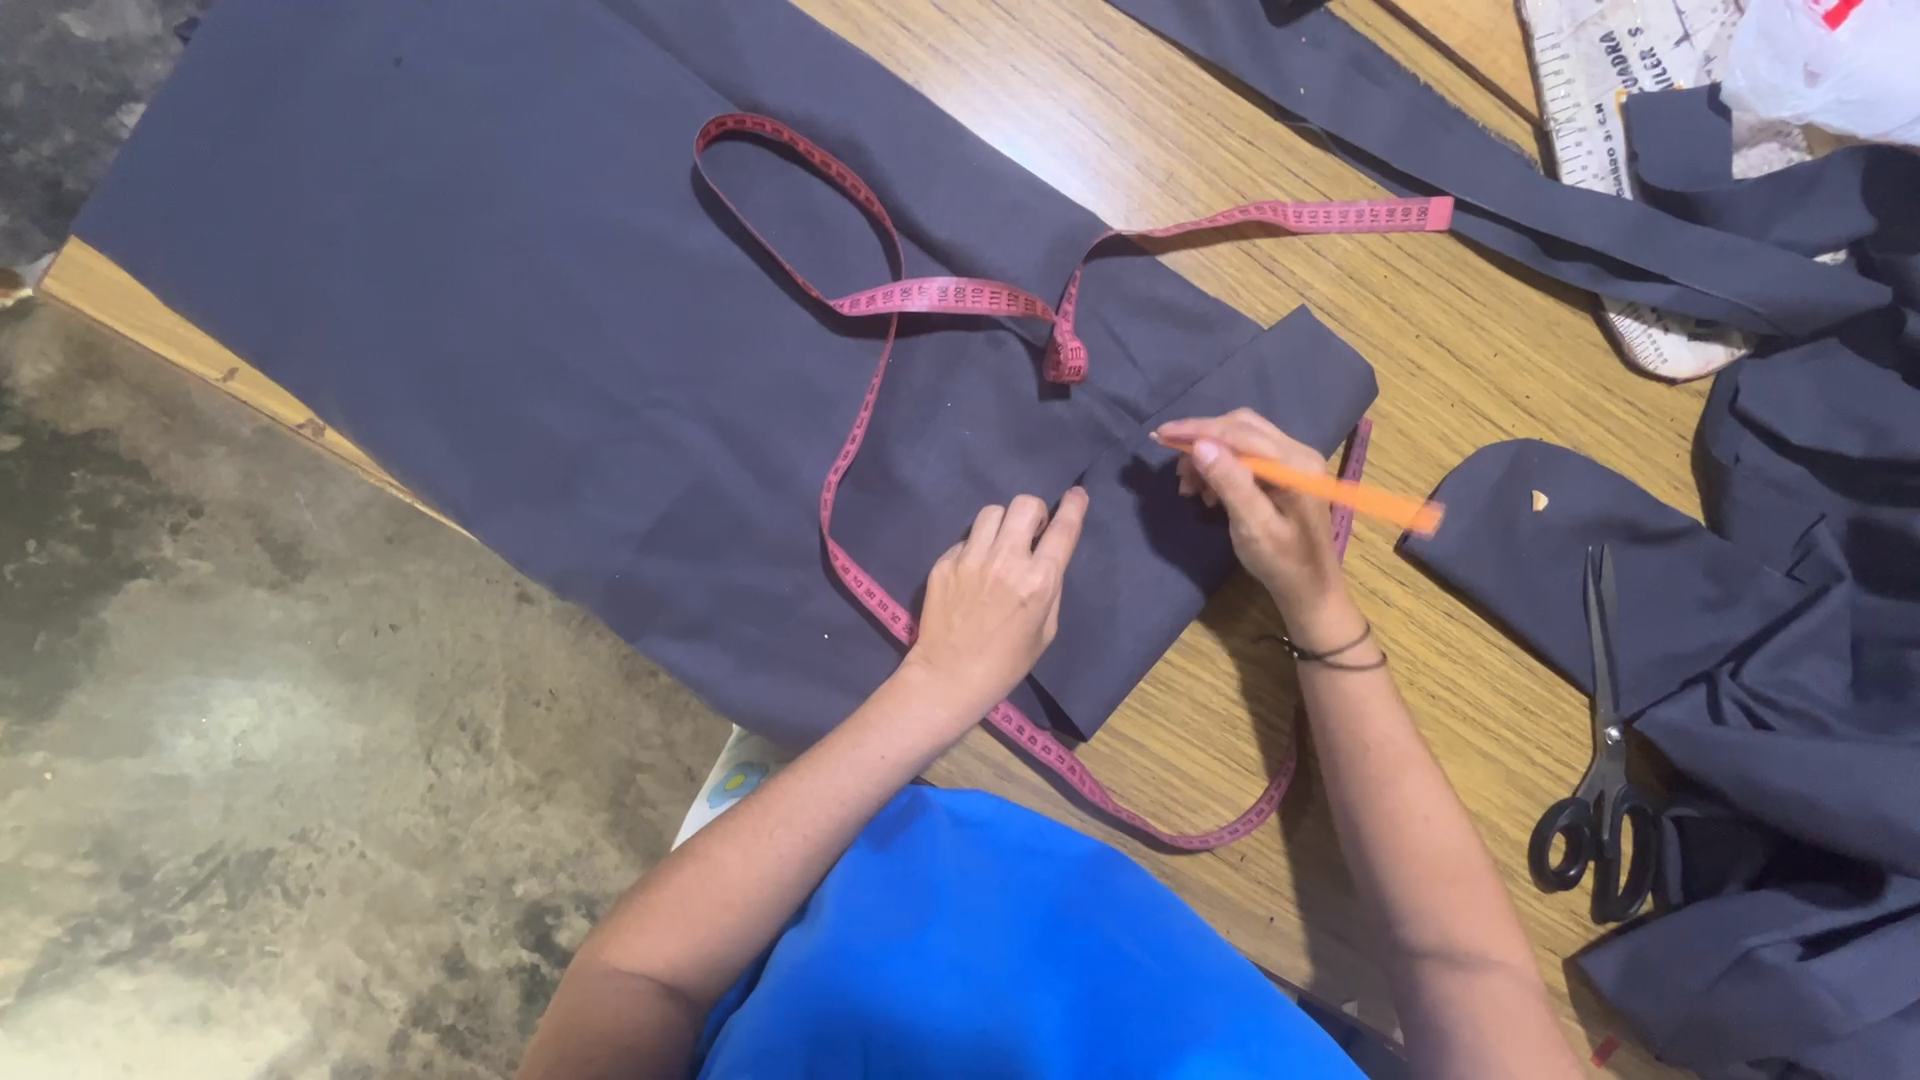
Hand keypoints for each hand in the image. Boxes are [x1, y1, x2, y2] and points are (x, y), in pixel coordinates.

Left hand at [902, 487, 1089, 720]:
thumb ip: (1049, 585)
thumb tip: (1046, 554)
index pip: (1063, 529)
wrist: (949, 676)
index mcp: (1038, 581)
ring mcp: (971, 559)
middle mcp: (1005, 561)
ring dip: (1003, 523)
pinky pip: (967, 538)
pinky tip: (973, 572)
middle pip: (1025, 504)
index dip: (1074, 506)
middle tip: (1032, 530)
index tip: (1077, 493)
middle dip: (1034, 511)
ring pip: (992, 512)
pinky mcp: (944, 563)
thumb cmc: (1007, 661)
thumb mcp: (1046, 628)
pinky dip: (976, 547)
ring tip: (1000, 545)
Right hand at [1158, 410, 1344, 620]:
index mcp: (1295, 465)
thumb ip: (1230, 483)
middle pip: (1240, 427)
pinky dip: (1221, 466)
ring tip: (1190, 488)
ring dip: (1209, 456)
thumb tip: (1199, 445)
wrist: (1308, 588)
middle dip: (1202, 441)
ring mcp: (1293, 461)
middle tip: (1176, 470)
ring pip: (1241, 438)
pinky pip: (1246, 454)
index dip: (1197, 430)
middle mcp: (1298, 453)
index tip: (1161, 435)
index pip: (1239, 432)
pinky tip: (1209, 492)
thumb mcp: (1253, 527)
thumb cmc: (1281, 563)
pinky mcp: (1284, 472)